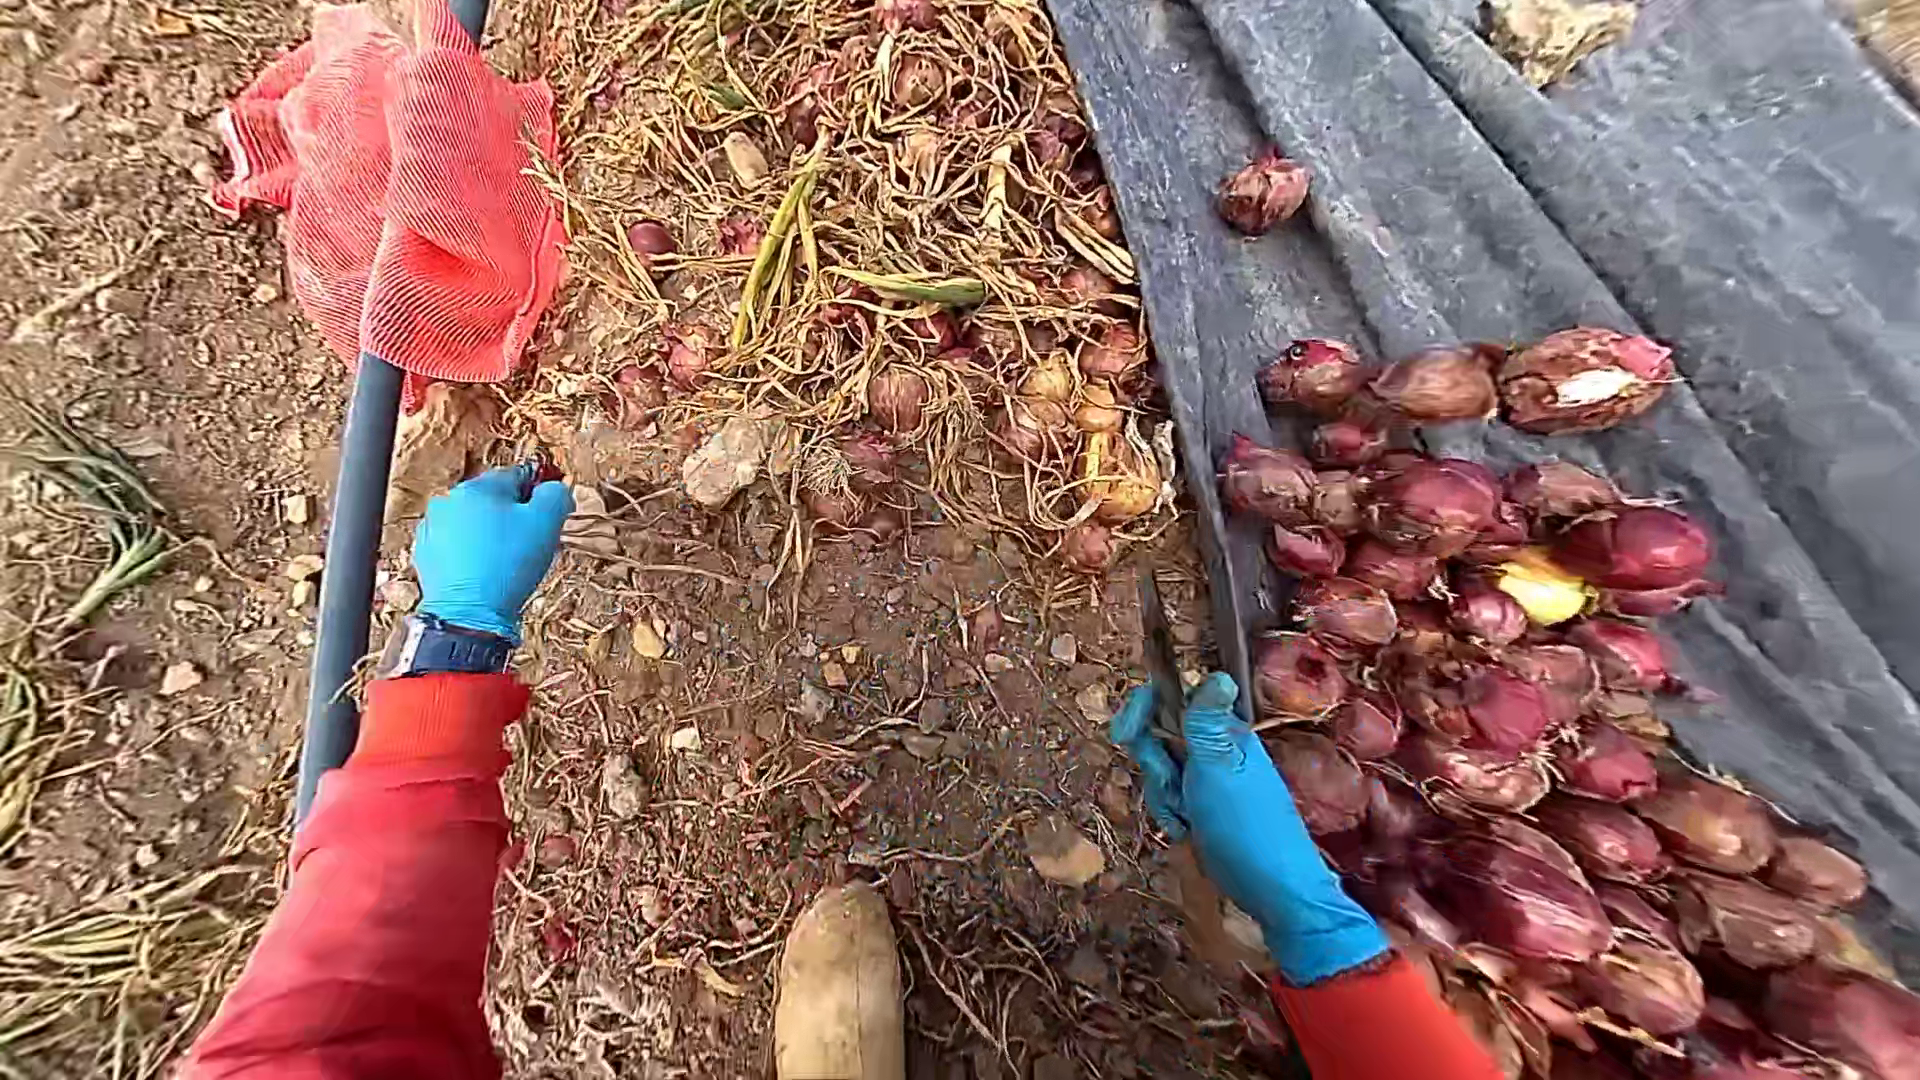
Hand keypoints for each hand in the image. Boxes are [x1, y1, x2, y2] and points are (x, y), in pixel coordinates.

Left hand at [414, 466, 572, 643]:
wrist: (471, 611)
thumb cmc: (508, 565)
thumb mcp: (547, 523)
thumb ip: (556, 495)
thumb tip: (556, 488)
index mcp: (478, 489)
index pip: (518, 475)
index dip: (541, 490)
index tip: (553, 506)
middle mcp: (450, 503)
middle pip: (497, 499)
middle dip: (520, 514)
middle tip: (538, 535)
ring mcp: (435, 529)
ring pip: (479, 521)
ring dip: (499, 532)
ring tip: (517, 556)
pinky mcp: (429, 554)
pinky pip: (463, 543)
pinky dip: (481, 551)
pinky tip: (496, 567)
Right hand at [1110, 672, 1387, 984]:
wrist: (1273, 892)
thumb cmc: (1247, 824)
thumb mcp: (1218, 768)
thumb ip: (1206, 721)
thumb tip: (1221, 674)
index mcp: (1219, 727)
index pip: (1167, 696)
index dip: (1140, 710)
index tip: (1123, 735)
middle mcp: (1209, 743)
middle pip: (1154, 732)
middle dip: (1153, 763)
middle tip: (1170, 786)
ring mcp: (1202, 773)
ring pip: (1155, 765)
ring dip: (1161, 793)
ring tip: (1185, 816)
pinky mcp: (1195, 800)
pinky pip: (1162, 793)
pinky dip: (1167, 811)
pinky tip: (1185, 829)